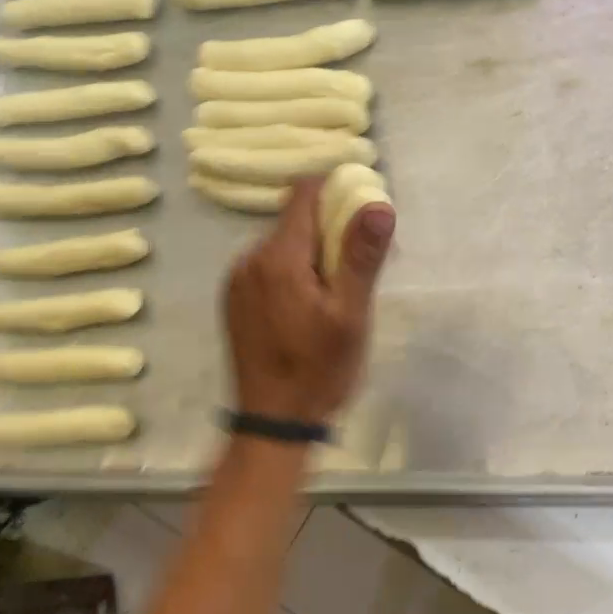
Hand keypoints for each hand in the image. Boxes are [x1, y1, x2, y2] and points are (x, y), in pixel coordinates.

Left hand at [224, 177, 394, 424]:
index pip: (304, 192)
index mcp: (278, 257)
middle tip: (361, 270)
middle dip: (331, 232)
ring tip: (337, 298)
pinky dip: (292, 276)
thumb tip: (378, 205)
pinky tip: (308, 312)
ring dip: (312, 257)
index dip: (337, 192)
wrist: (273, 421)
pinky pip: (267, 270)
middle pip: (294, 221)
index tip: (364, 216)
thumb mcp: (351, 316)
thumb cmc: (319, 370)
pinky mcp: (234, 302)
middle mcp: (249, 259)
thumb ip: (361, 258)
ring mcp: (237, 281)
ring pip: (281, 247)